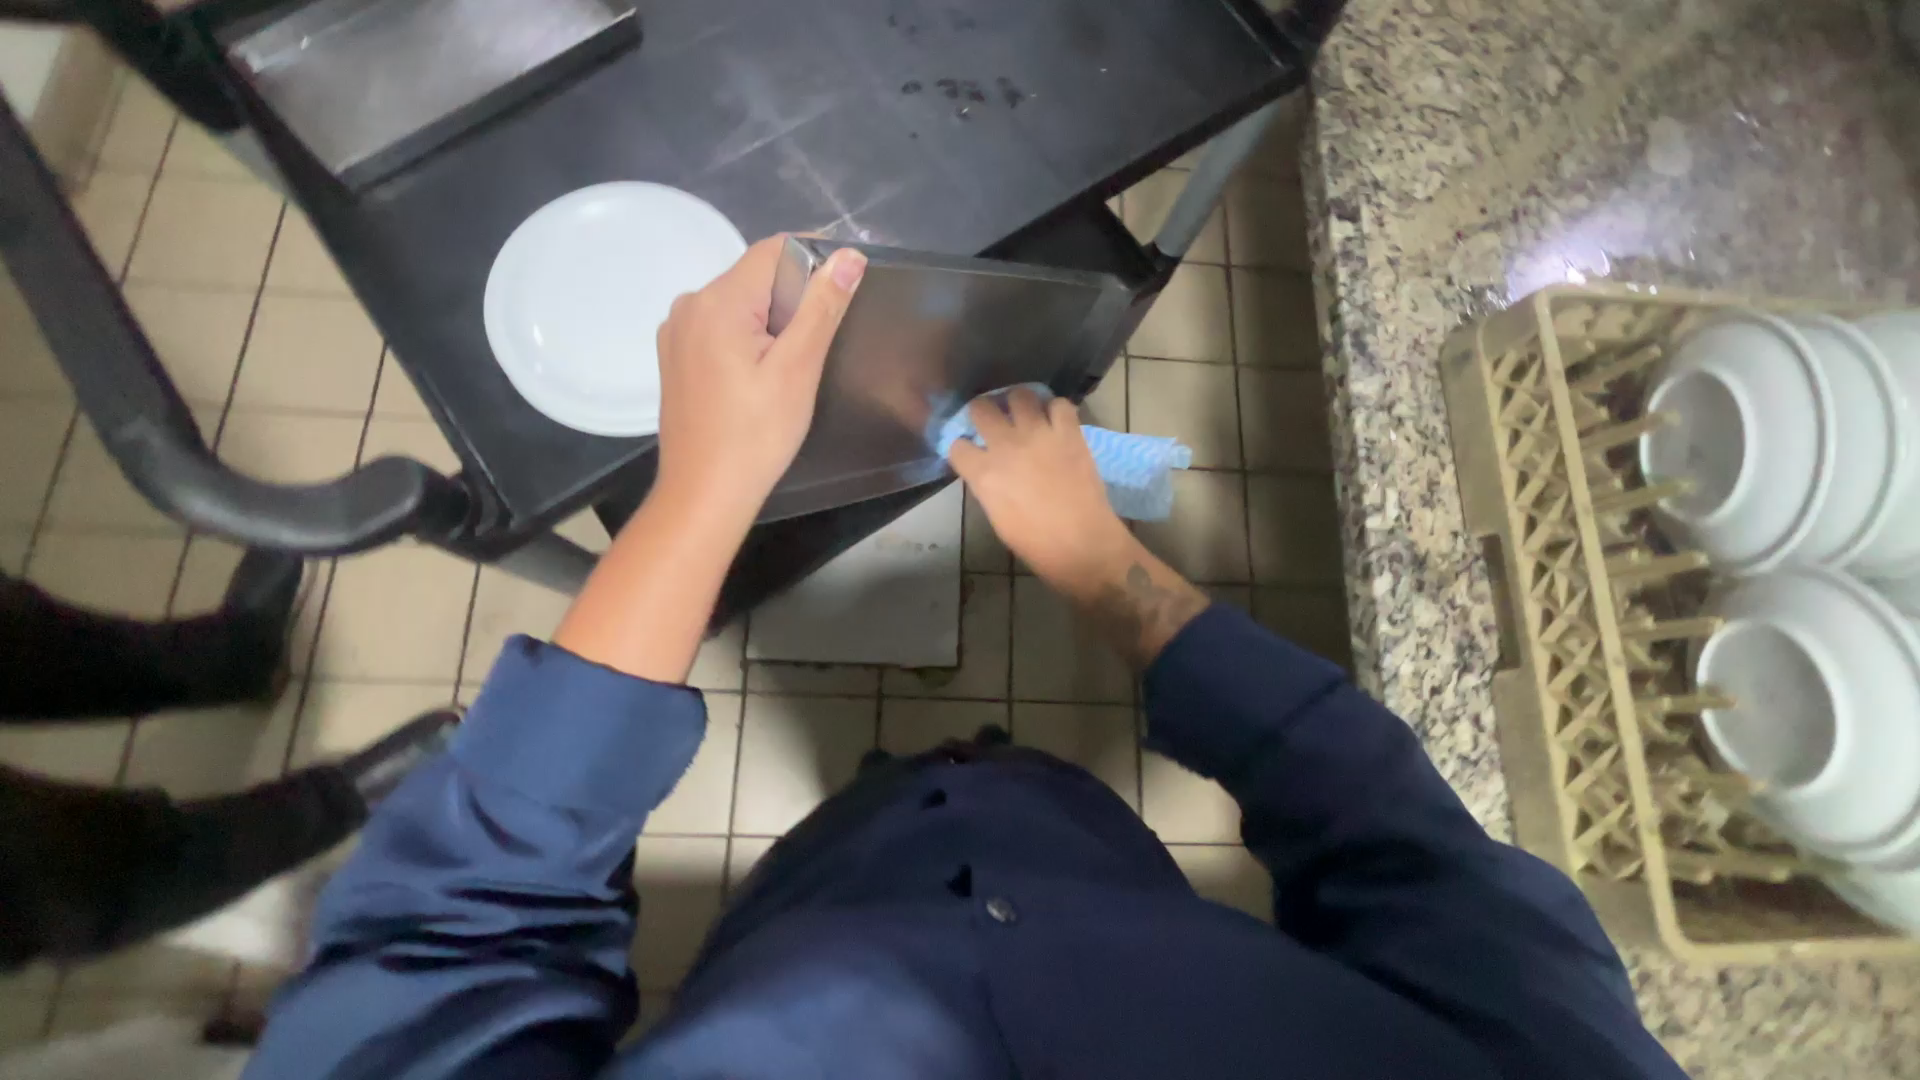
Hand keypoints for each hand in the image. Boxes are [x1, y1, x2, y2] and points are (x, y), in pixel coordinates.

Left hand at [653, 235, 866, 513]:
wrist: (704, 493)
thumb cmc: (756, 436)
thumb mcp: (797, 370)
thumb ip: (821, 308)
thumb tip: (849, 257)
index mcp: (717, 301)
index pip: (775, 250)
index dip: (817, 257)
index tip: (848, 286)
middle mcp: (690, 305)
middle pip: (757, 276)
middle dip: (796, 296)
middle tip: (824, 344)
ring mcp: (678, 332)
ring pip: (741, 304)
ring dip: (776, 320)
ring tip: (796, 366)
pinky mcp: (678, 357)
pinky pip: (723, 328)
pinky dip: (752, 338)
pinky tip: (764, 377)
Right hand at [948, 388, 1132, 587]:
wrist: (1082, 544)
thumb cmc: (1036, 544)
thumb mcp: (997, 517)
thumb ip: (988, 486)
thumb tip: (988, 472)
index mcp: (984, 473)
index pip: (957, 445)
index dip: (962, 448)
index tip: (970, 452)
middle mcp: (1006, 445)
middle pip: (981, 408)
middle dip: (982, 412)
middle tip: (993, 422)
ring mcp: (1039, 434)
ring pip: (1019, 395)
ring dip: (1018, 403)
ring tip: (1024, 414)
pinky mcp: (1069, 432)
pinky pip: (1059, 403)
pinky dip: (1055, 409)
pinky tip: (1056, 422)